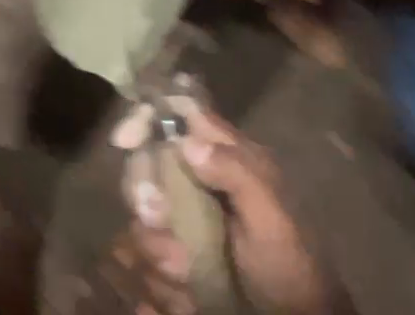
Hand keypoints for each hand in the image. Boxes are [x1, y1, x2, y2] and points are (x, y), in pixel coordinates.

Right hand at [111, 97, 325, 314]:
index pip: (177, 118)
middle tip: (166, 235)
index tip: (124, 141)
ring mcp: (182, 227)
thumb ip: (238, 173)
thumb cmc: (290, 265)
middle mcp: (197, 185)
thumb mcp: (273, 217)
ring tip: (188, 282)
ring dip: (157, 258)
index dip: (147, 120)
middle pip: (145, 172)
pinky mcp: (173, 264)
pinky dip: (158, 291)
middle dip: (147, 206)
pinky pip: (142, 268)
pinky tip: (185, 303)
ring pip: (139, 225)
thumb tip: (188, 140)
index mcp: (224, 160)